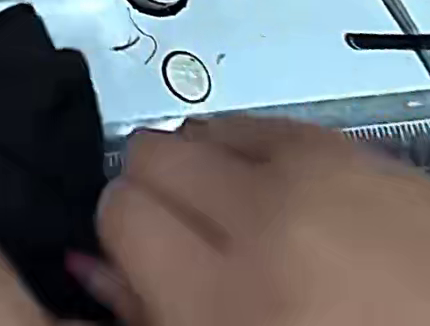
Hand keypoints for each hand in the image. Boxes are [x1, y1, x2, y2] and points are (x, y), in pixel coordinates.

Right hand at [0, 117, 429, 325]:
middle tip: (192, 249)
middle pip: (139, 162)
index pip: (117, 215)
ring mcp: (297, 171)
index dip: (121, 244)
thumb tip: (97, 266)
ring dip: (189, 173)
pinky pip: (235, 122)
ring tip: (235, 220)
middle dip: (148, 203)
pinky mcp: (331, 140)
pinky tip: (274, 194)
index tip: (147, 272)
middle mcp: (253, 224)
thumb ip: (163, 318)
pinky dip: (231, 152)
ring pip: (181, 132)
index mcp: (233, 308)